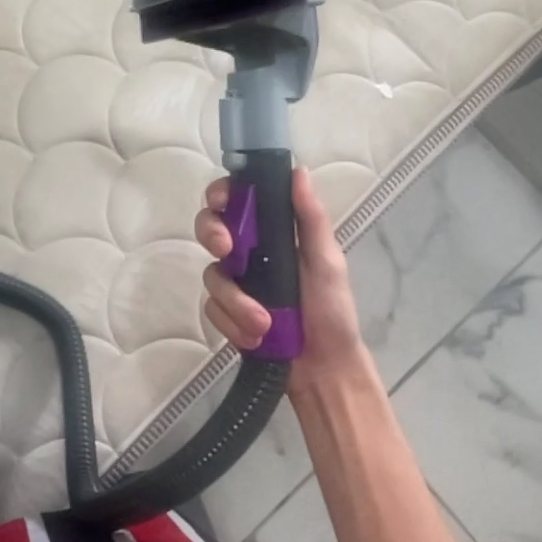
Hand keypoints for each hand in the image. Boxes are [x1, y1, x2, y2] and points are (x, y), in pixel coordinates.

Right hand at [194, 168, 372, 393]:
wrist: (323, 368)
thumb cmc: (332, 310)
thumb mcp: (327, 261)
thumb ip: (311, 218)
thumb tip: (299, 172)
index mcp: (272, 233)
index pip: (237, 200)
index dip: (221, 194)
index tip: (222, 202)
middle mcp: (248, 252)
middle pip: (209, 227)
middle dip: (212, 234)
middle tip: (226, 250)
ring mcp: (235, 283)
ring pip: (211, 274)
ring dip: (235, 300)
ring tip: (263, 323)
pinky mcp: (226, 313)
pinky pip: (213, 309)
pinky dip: (233, 323)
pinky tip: (255, 337)